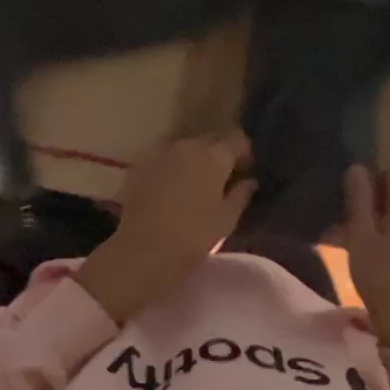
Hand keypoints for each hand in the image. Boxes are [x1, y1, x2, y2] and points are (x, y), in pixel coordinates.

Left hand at [75, 131, 256, 323]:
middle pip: (210, 140)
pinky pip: (163, 157)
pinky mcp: (139, 164)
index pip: (237, 140)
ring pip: (185, 147)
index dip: (245, 155)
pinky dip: (172, 167)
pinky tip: (170, 188)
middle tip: (222, 179)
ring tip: (195, 184)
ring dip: (194, 159)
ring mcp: (159, 152)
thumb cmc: (194, 235)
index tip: (245, 173)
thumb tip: (250, 181)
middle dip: (219, 154)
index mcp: (214, 155)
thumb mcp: (226, 218)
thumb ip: (241, 194)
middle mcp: (187, 145)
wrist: (144, 249)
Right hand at [343, 164, 389, 346]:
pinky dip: (369, 222)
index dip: (372, 165)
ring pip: (387, 206)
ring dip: (365, 205)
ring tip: (336, 210)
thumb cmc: (380, 274)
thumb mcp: (361, 235)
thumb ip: (359, 200)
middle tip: (336, 188)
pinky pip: (386, 223)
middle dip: (366, 185)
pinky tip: (347, 233)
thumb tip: (357, 166)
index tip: (347, 167)